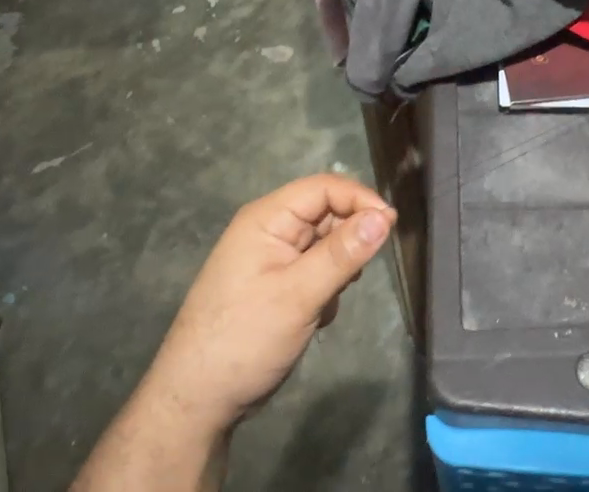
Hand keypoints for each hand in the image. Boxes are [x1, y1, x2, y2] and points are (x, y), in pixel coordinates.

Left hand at [144, 175, 395, 437]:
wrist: (197, 400)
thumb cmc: (245, 339)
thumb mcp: (299, 295)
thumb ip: (343, 254)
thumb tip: (385, 217)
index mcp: (267, 218)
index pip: (324, 187)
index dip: (360, 200)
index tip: (391, 227)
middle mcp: (269, 230)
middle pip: (326, 214)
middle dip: (347, 242)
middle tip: (354, 277)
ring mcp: (271, 259)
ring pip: (324, 245)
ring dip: (337, 270)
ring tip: (328, 302)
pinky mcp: (275, 285)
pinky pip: (315, 271)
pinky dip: (325, 289)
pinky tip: (315, 318)